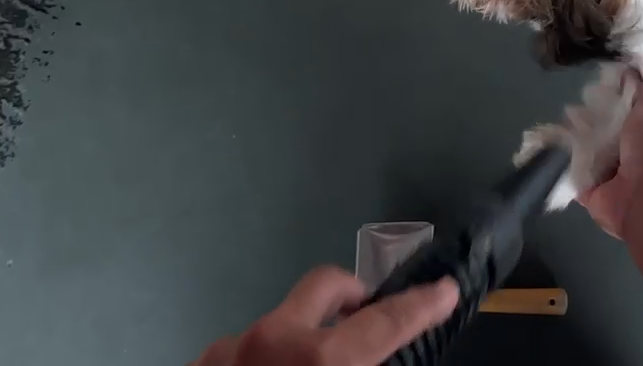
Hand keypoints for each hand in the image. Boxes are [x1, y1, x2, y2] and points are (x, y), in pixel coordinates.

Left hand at [193, 266, 457, 365]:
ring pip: (278, 323)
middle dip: (352, 294)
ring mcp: (229, 349)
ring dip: (298, 340)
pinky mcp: (196, 365)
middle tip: (365, 316)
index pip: (386, 322)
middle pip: (327, 284)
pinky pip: (239, 352)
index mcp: (320, 363)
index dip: (421, 305)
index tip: (446, 289)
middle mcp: (275, 340)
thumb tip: (373, 354)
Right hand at [578, 73, 642, 239]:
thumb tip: (626, 69)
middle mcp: (627, 151)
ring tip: (565, 120)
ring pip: (585, 146)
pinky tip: (554, 140)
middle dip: (587, 114)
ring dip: (574, 134)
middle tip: (575, 104)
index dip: (610, 96)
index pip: (623, 109)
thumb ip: (636, 88)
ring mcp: (608, 172)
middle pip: (601, 127)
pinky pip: (572, 169)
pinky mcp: (588, 188)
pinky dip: (563, 157)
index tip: (596, 82)